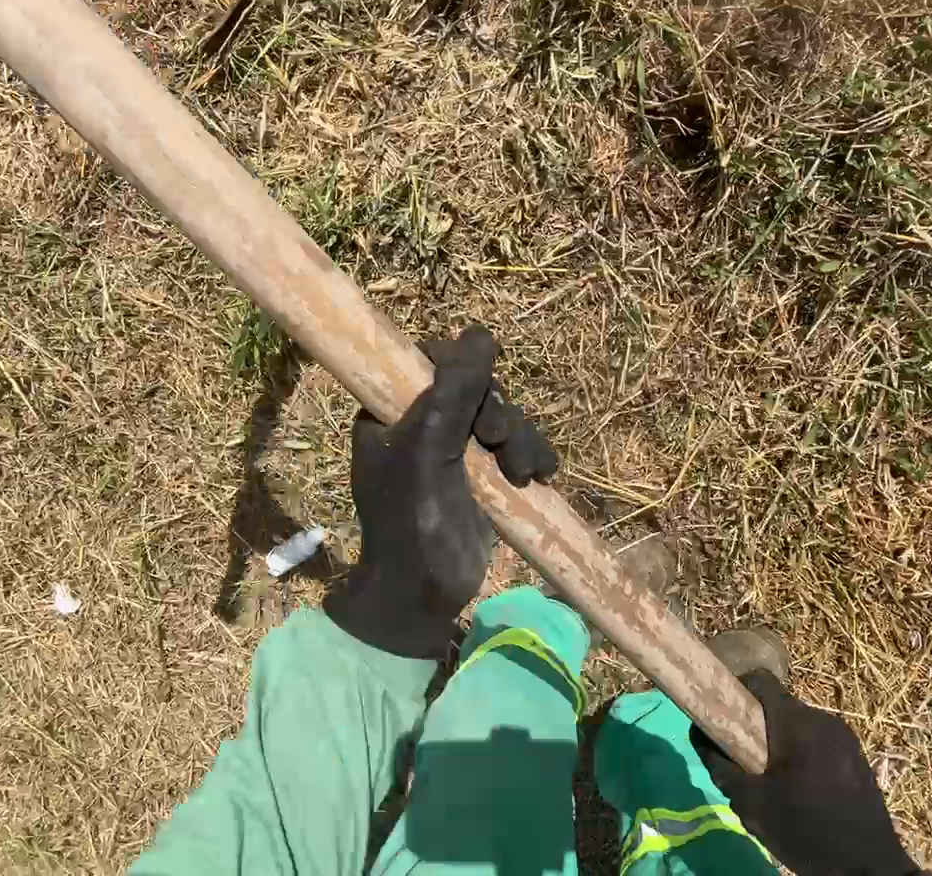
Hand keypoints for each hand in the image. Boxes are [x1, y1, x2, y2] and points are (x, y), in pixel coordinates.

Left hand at [327, 326, 557, 658]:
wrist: (423, 597)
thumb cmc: (410, 522)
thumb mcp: (427, 450)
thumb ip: (452, 393)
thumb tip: (480, 333)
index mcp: (391, 412)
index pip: (431, 364)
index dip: (462, 372)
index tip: (480, 395)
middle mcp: (423, 425)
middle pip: (475, 390)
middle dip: (496, 414)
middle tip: (498, 440)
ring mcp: (457, 450)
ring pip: (502, 418)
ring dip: (519, 439)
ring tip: (522, 472)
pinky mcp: (485, 475)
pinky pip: (518, 446)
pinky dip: (533, 456)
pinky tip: (541, 476)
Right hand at [692, 672, 919, 875]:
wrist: (868, 870)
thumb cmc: (804, 831)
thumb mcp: (751, 804)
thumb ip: (720, 765)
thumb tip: (698, 734)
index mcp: (796, 721)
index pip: (760, 680)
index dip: (737, 691)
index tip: (726, 717)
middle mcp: (823, 718)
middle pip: (779, 705)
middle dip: (759, 726)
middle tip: (748, 759)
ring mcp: (845, 737)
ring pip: (800, 725)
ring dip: (783, 742)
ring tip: (776, 779)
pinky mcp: (858, 756)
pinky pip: (821, 742)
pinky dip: (805, 755)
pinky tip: (804, 789)